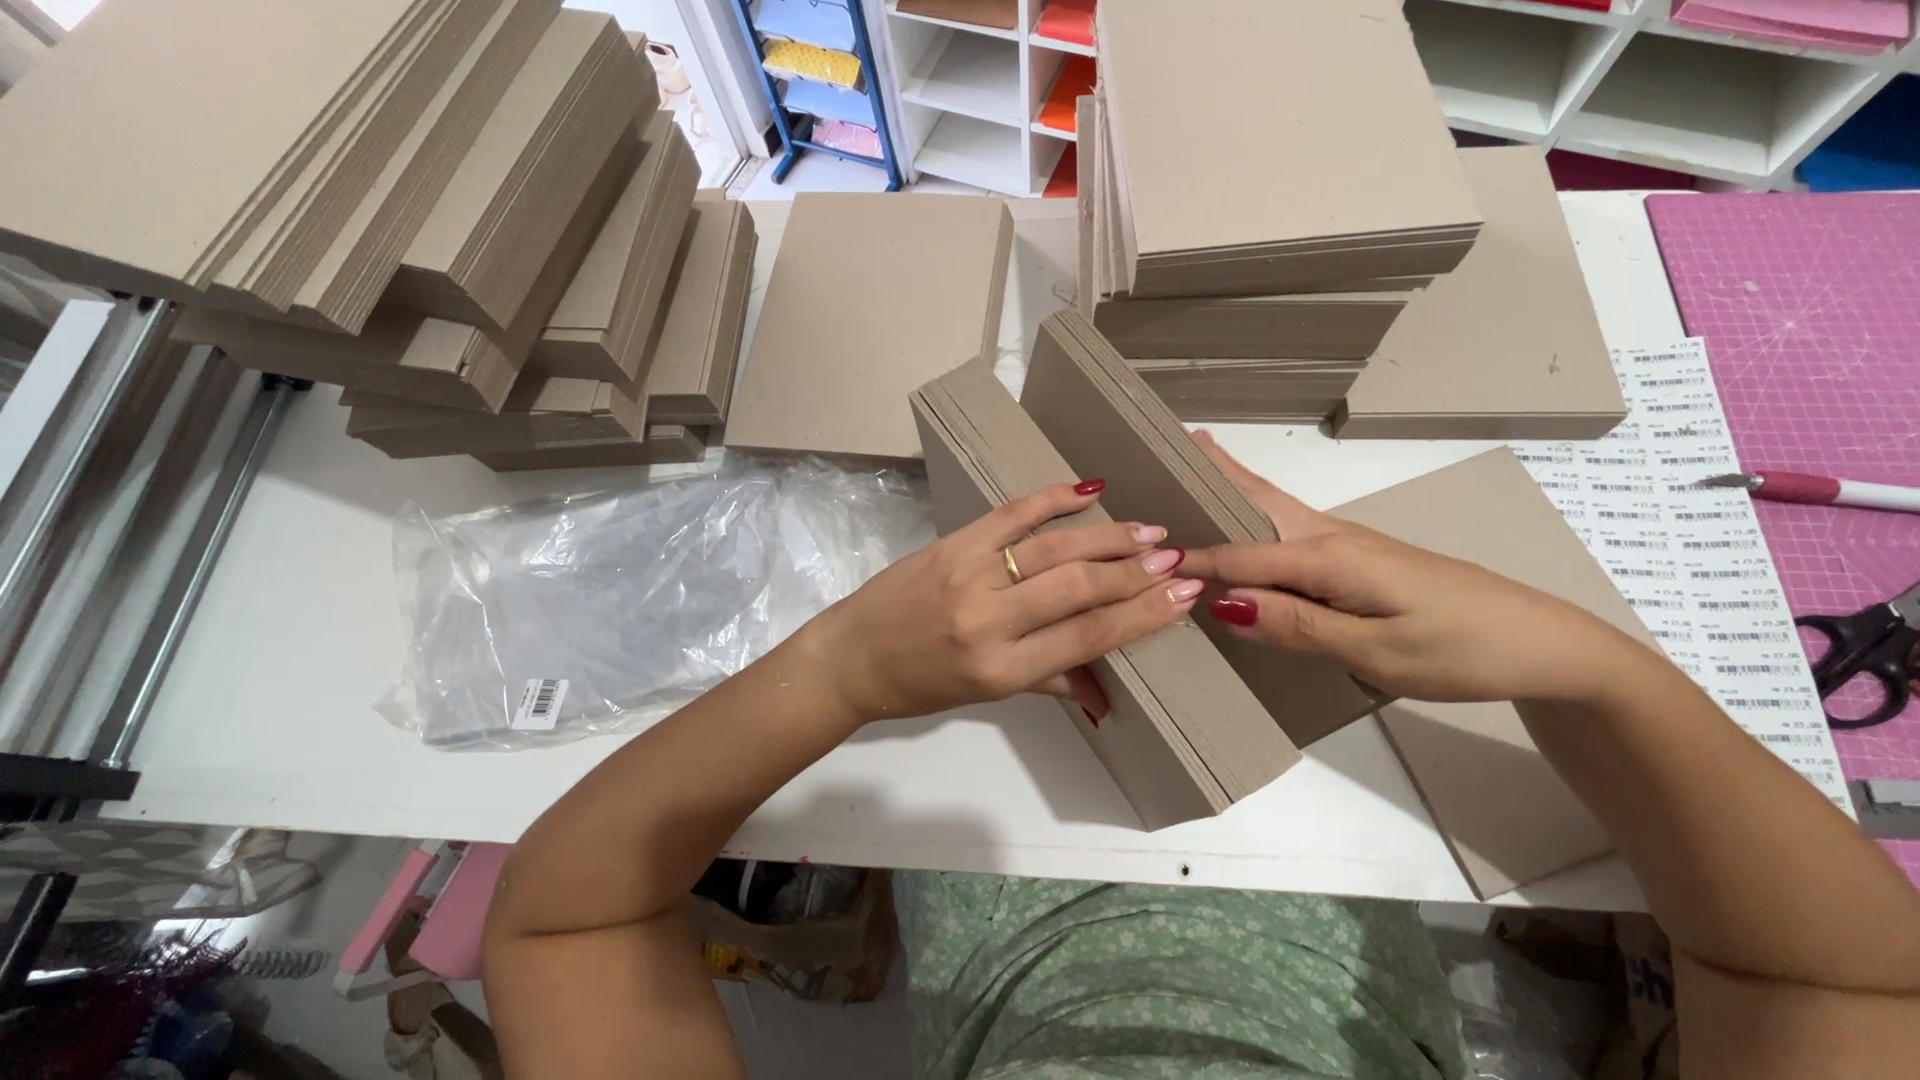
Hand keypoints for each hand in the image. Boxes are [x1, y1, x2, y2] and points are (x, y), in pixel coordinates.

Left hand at [804, 480, 1204, 721]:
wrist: (851, 658)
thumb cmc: (919, 686)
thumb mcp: (987, 696)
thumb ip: (1050, 682)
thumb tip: (1108, 691)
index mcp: (1003, 669)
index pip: (1089, 637)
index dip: (1144, 613)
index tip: (1186, 594)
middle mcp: (990, 620)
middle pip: (1080, 587)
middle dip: (1136, 572)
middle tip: (1179, 558)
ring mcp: (969, 575)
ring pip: (1055, 548)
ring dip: (1109, 537)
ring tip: (1150, 532)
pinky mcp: (952, 543)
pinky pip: (1012, 514)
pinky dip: (1052, 498)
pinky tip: (1090, 489)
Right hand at [1182, 432, 1651, 703]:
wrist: (1540, 643)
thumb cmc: (1459, 649)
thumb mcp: (1376, 650)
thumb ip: (1299, 624)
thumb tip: (1225, 601)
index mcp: (1330, 559)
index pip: (1241, 556)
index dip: (1194, 562)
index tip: (1142, 562)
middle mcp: (1332, 539)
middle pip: (1260, 500)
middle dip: (1215, 475)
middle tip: (1171, 445)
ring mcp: (1350, 544)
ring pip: (1276, 508)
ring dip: (1234, 484)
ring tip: (1199, 460)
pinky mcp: (1362, 559)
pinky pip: (1291, 528)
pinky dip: (1258, 511)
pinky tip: (1253, 523)